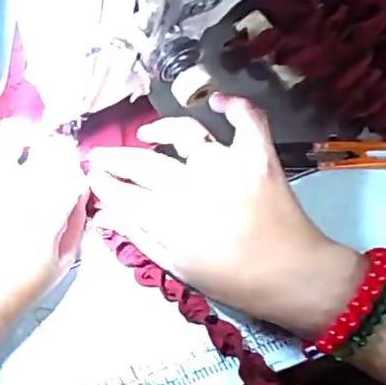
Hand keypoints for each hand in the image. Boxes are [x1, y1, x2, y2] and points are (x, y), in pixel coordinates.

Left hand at [0, 117, 88, 342]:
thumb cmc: (19, 286)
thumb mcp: (64, 262)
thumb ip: (77, 224)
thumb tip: (80, 196)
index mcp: (53, 209)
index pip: (75, 169)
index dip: (78, 172)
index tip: (75, 183)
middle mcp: (23, 187)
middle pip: (49, 144)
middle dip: (58, 149)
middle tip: (55, 162)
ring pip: (11, 133)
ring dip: (24, 135)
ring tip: (26, 147)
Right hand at [87, 94, 362, 338]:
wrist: (294, 276)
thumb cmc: (234, 281)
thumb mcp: (179, 268)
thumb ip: (141, 237)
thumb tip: (105, 216)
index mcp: (171, 219)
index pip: (124, 194)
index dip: (104, 184)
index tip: (91, 177)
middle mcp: (193, 185)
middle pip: (144, 164)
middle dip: (115, 159)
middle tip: (100, 156)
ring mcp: (227, 166)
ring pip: (185, 134)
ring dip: (160, 129)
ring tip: (147, 134)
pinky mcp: (257, 155)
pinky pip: (246, 119)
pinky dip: (233, 105)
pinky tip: (217, 103)